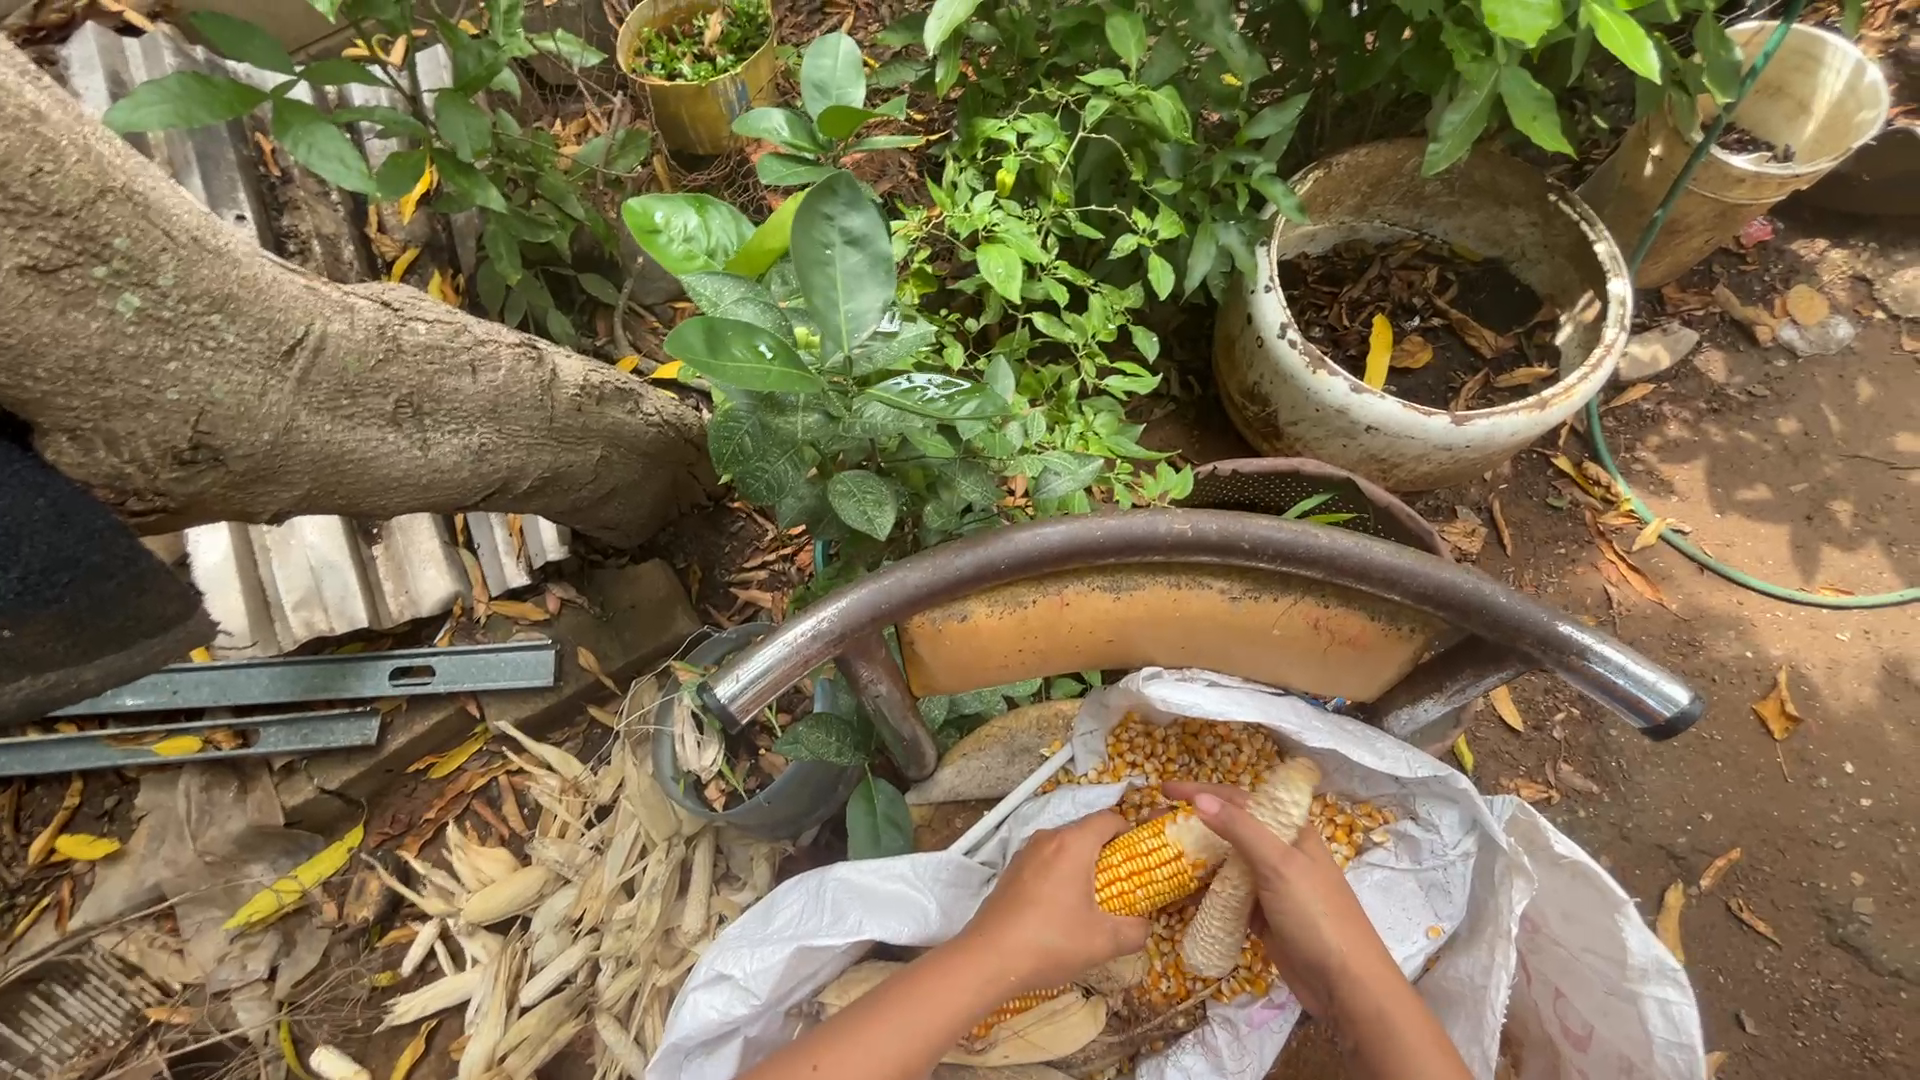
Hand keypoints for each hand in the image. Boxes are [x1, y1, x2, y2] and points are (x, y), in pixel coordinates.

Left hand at [956, 811, 1150, 994]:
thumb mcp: (1103, 942)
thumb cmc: (1050, 941)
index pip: (1108, 819)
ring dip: (1081, 864)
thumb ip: (1134, 931)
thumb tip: (1145, 926)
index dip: (1128, 832)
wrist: (989, 957)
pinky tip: (1061, 908)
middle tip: (1122, 883)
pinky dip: (1060, 874)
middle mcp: (1047, 838)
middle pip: (1085, 831)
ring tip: (1093, 899)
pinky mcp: (1011, 870)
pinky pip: (1045, 861)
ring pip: (1063, 847)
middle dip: (1107, 852)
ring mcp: (1025, 853)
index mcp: (1072, 843)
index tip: (1139, 857)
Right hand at [1162, 781, 1400, 1018]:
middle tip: (1156, 823)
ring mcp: (1268, 884)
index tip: (1165, 791)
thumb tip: (1199, 799)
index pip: (1239, 799)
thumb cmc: (1317, 916)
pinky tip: (1178, 891)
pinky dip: (1202, 889)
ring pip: (1223, 861)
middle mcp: (1278, 851)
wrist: (1347, 987)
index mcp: (1290, 830)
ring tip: (1160, 853)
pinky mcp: (1260, 914)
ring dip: (1195, 856)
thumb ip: (1240, 828)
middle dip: (1193, 822)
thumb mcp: (1278, 864)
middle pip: (1229, 827)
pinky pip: (1224, 893)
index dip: (1201, 791)